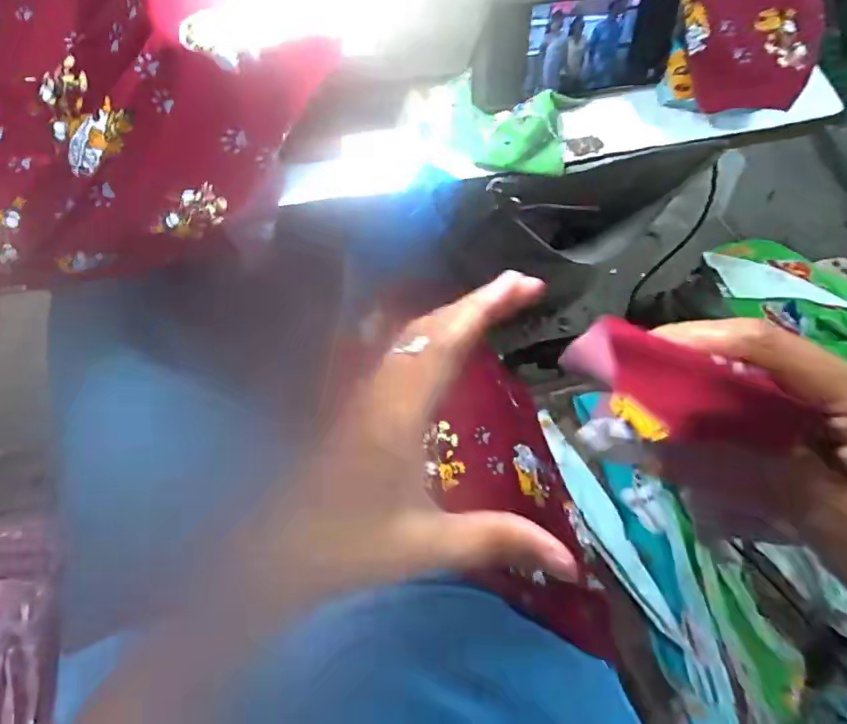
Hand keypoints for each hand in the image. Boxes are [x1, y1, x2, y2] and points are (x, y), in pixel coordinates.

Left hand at [78, 273, 575, 723]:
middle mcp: (376, 386)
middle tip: (520, 288)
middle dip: (473, 302)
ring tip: (489, 306)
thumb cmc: (348, 544)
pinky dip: (421, 332)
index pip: (444, 341)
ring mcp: (357, 387)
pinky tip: (435, 339)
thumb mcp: (426, 544)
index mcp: (398, 411)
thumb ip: (496, 540)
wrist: (276, 547)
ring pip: (404, 333)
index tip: (521, 284)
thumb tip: (570, 562)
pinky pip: (388, 348)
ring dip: (447, 313)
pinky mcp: (347, 397)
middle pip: (426, 327)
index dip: (482, 307)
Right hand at [654, 320, 846, 723]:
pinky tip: (723, 454)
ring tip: (671, 429)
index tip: (636, 353)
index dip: (693, 339)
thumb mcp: (836, 528)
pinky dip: (747, 426)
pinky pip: (790, 409)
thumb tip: (654, 445)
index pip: (766, 346)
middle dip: (695, 376)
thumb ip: (746, 472)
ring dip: (716, 404)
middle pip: (763, 360)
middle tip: (641, 398)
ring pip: (771, 385)